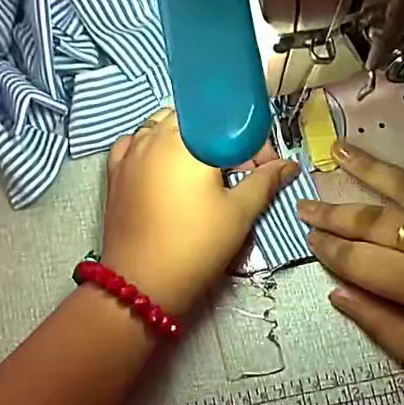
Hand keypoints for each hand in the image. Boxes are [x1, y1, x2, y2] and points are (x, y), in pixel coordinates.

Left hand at [100, 109, 299, 317]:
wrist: (142, 283)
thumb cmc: (196, 245)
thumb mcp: (239, 213)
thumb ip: (265, 181)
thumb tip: (288, 165)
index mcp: (188, 141)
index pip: (228, 123)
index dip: (251, 142)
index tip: (263, 166)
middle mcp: (154, 137)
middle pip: (195, 121)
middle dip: (219, 138)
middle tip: (236, 171)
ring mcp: (130, 152)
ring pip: (162, 126)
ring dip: (186, 139)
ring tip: (201, 172)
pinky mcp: (115, 171)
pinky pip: (136, 143)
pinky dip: (152, 146)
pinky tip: (164, 168)